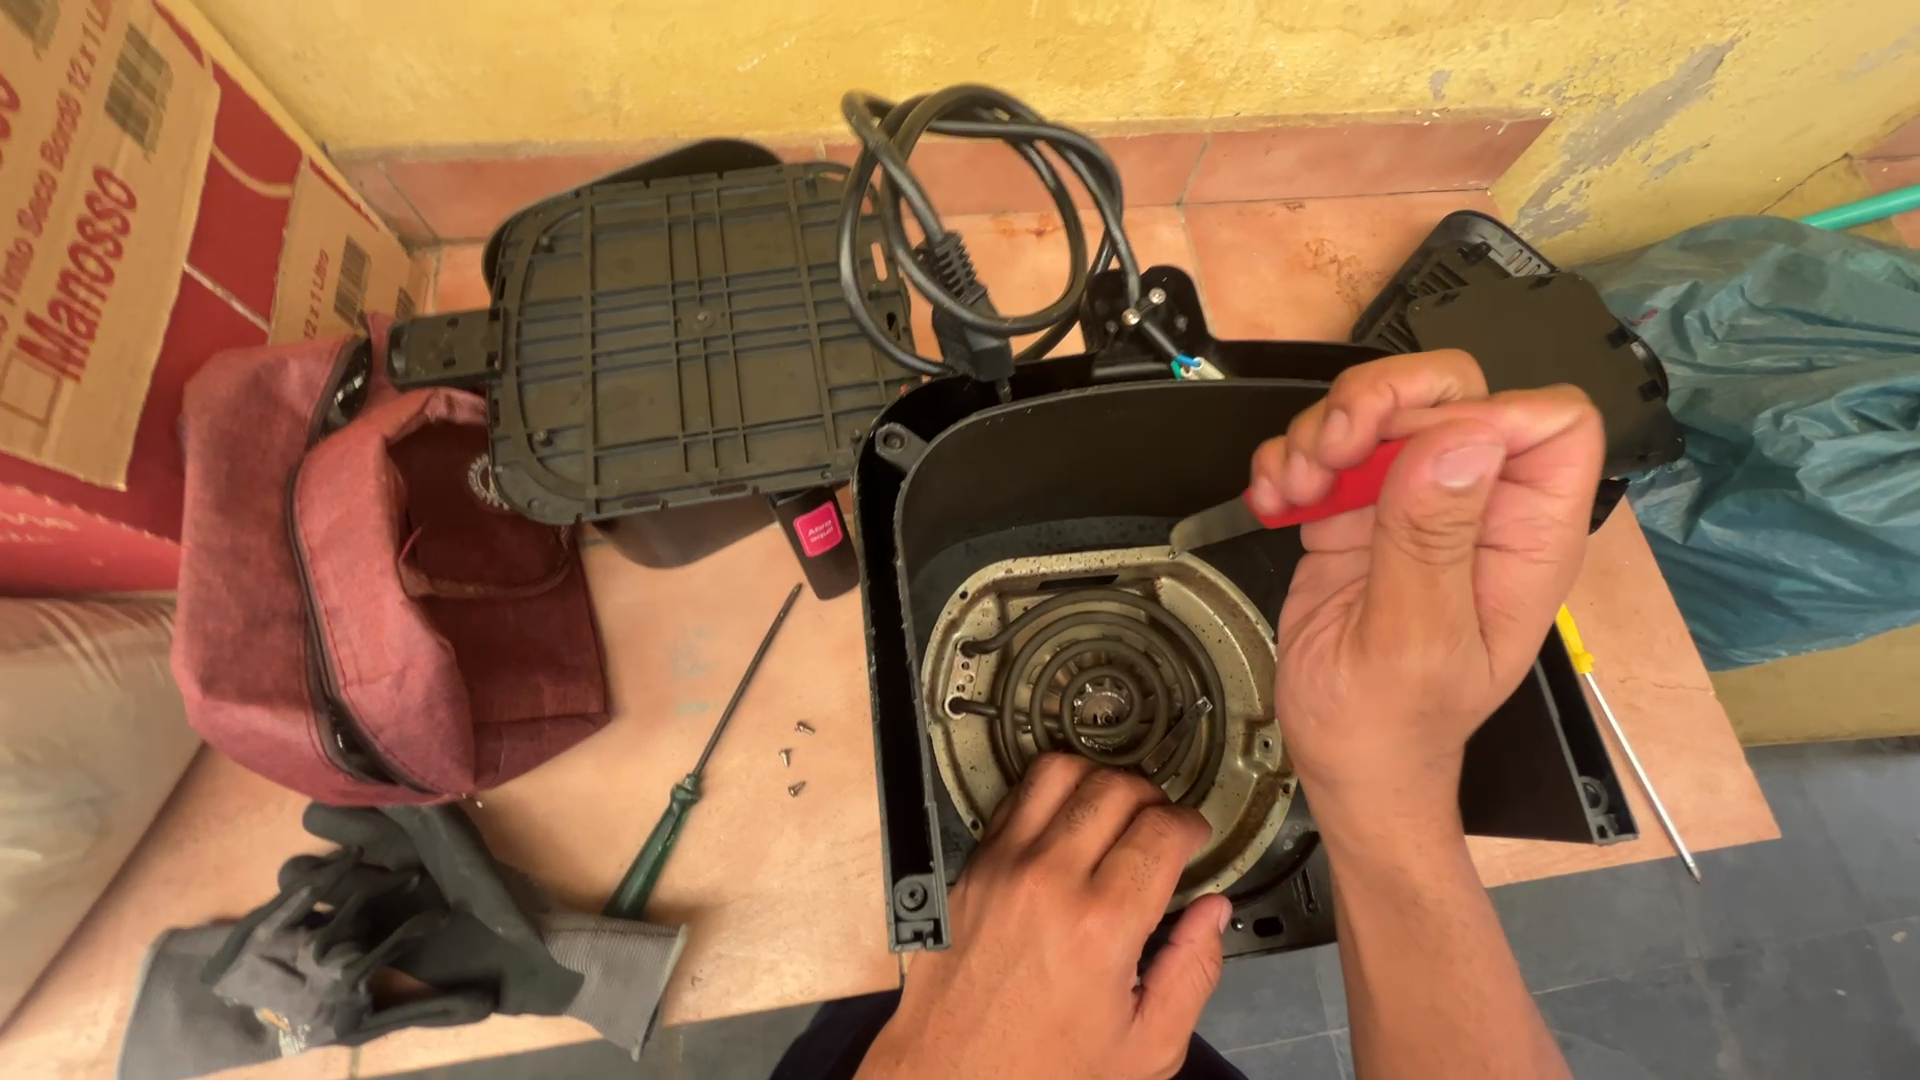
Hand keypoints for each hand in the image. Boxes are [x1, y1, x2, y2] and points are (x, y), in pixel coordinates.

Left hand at [857, 755, 1233, 1079]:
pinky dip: (1051, 789)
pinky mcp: (977, 860)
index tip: (1194, 834)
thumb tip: (1213, 911)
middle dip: (1153, 797)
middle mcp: (1050, 879)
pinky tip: (1067, 816)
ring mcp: (1006, 862)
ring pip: (1061, 771)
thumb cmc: (1042, 1067)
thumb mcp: (1143, 1047)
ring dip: (1100, 779)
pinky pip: (1018, 794)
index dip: (1191, 824)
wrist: (951, 1070)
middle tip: (1160, 823)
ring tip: (1116, 809)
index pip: (1161, 831)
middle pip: (1115, 788)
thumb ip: (1192, 972)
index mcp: (1100, 927)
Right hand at [1250, 350, 1603, 832]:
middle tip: (1328, 451)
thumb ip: (1432, 542)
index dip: (1473, 416)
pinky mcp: (1348, 516)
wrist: (1339, 755)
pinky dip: (1286, 462)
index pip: (1543, 424)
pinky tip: (1271, 504)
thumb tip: (1461, 437)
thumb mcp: (1410, 641)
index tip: (1397, 458)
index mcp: (1521, 539)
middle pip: (1451, 394)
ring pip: (1376, 412)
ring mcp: (1407, 507)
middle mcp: (1471, 508)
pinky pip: (1321, 453)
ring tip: (1291, 493)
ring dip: (1319, 436)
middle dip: (1378, 404)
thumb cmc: (1389, 721)